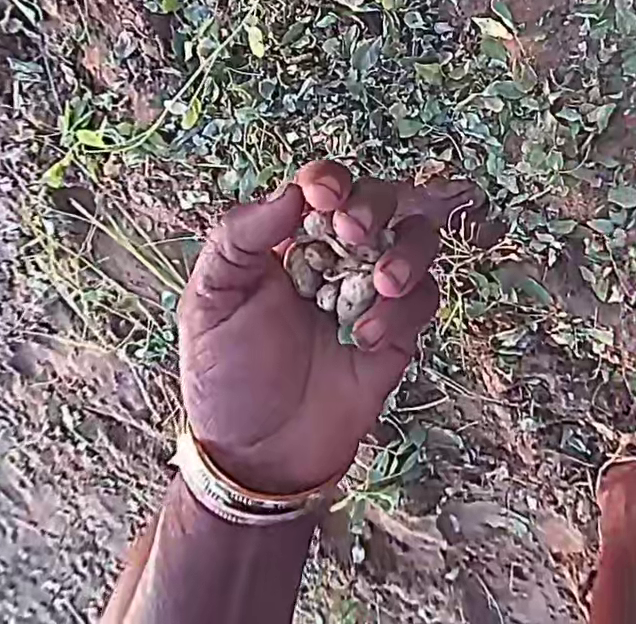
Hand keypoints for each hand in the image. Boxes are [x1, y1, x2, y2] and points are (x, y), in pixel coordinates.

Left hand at [177, 160, 476, 494]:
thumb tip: (289, 194)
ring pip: (418, 238)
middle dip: (376, 206)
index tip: (325, 197)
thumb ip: (238, 239)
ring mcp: (376, 288)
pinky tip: (366, 339)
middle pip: (383, 199)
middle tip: (355, 233)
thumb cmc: (229, 373)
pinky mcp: (402, 326)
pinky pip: (425, 296)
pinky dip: (404, 310)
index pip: (324, 186)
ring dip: (408, 252)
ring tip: (383, 284)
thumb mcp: (211, 301)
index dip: (331, 181)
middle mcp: (342, 253)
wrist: (262, 455)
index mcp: (296, 238)